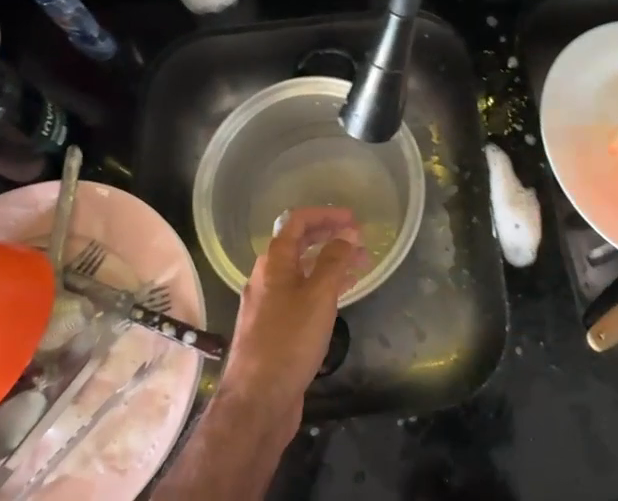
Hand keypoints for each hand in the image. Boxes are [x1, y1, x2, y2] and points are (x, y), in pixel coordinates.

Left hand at [221, 207, 365, 410]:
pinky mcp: (273, 328)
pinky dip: (321, 286)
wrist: (257, 400)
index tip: (354, 219)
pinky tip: (339, 297)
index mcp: (272, 263)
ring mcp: (268, 304)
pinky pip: (300, 294)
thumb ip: (334, 261)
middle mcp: (266, 278)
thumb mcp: (318, 296)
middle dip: (329, 237)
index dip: (326, 215)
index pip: (296, 222)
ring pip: (300, 271)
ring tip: (359, 267)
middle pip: (298, 245)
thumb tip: (347, 234)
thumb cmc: (289, 341)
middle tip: (360, 241)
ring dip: (328, 263)